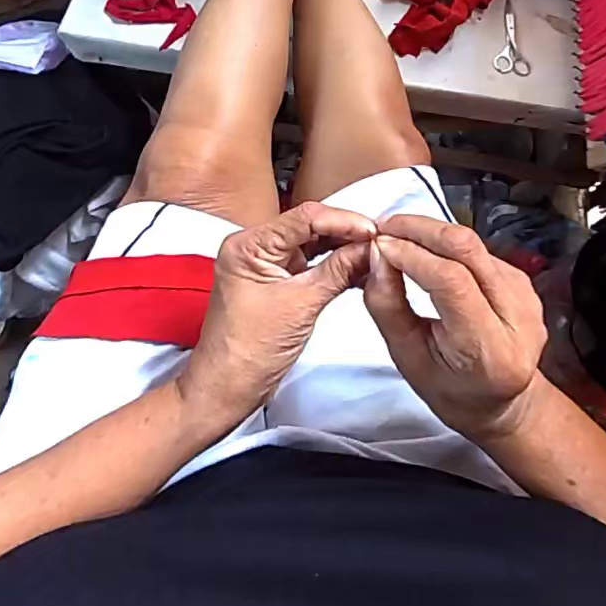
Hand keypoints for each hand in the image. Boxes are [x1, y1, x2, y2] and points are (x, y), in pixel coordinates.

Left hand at [177, 202, 375, 422]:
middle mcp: (253, 247)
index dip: (343, 221)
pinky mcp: (275, 280)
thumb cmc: (246, 353)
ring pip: (311, 244)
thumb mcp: (300, 306)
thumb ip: (337, 272)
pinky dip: (333, 265)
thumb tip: (368, 250)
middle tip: (379, 242)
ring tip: (374, 254)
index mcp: (248, 245)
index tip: (372, 230)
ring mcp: (264, 263)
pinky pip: (309, 262)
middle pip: (308, 227)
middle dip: (346, 233)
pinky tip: (357, 269)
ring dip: (343, 248)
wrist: (226, 388)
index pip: (304, 218)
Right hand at [363, 214, 546, 443]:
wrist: (502, 401)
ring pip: (470, 241)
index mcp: (490, 348)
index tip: (379, 245)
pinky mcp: (519, 277)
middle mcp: (517, 315)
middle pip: (466, 248)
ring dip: (427, 230)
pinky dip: (441, 241)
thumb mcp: (406, 356)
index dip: (410, 254)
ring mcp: (523, 293)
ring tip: (395, 235)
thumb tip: (377, 253)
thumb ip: (387, 305)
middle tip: (383, 228)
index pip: (451, 280)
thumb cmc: (451, 388)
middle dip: (418, 228)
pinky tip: (419, 247)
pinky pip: (475, 247)